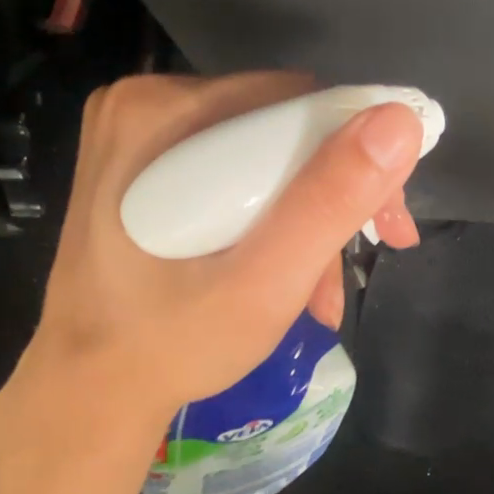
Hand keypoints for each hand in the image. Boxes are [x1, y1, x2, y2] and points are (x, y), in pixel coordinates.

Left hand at [28, 71, 421, 421]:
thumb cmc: (175, 342)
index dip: (362, 156)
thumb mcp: (265, 279)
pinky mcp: (148, 175)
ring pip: (269, 160)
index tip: (390, 223)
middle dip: (338, 199)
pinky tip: (291, 281)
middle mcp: (146, 109)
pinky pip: (240, 180)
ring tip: (323, 296)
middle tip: (373, 256)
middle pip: (285, 131)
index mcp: (161, 113)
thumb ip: (329, 201)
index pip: (296, 103)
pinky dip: (276, 226)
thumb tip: (400, 122)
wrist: (94, 390)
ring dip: (312, 222)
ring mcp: (143, 142)